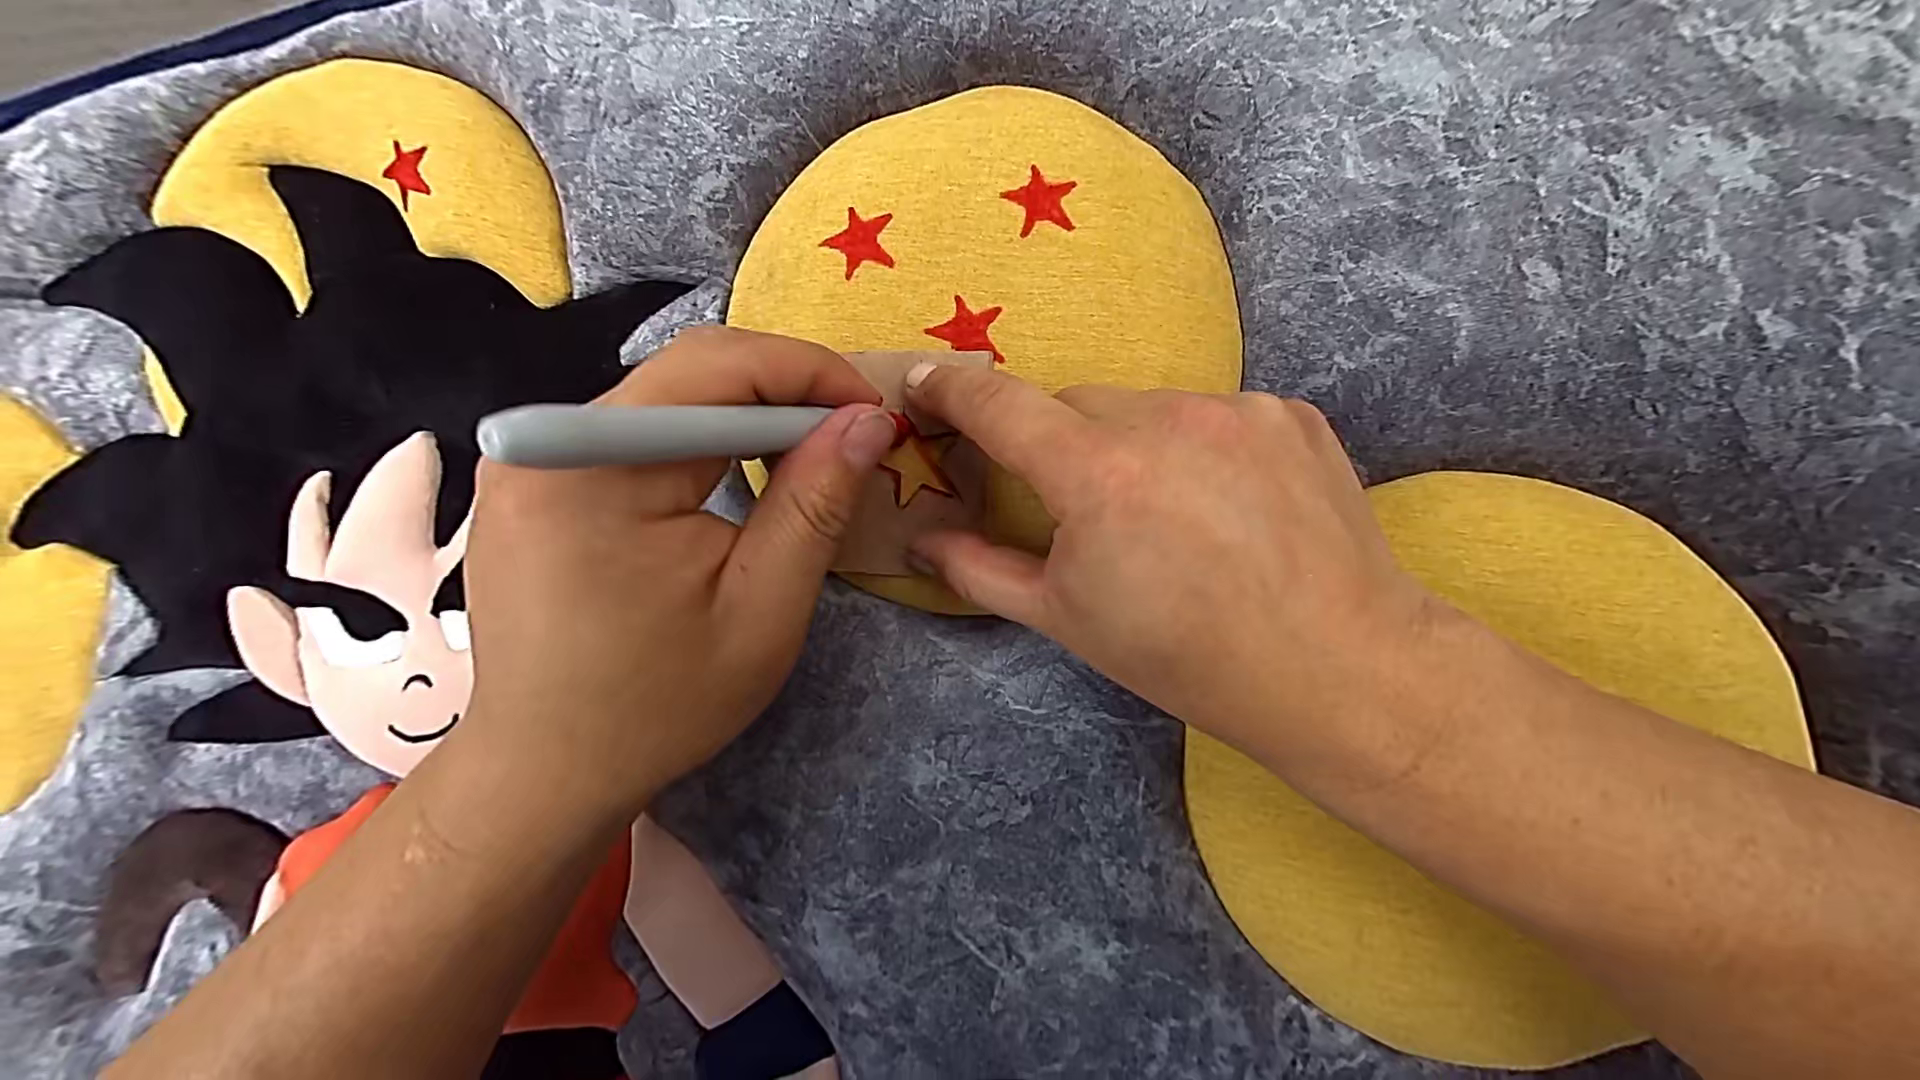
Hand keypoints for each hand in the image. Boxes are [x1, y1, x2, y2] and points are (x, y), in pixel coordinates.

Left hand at [461, 327, 896, 814]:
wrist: (548, 771)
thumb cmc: (661, 704)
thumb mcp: (764, 609)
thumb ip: (817, 504)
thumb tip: (869, 423)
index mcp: (593, 466)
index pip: (718, 367)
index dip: (809, 373)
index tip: (872, 413)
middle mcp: (547, 441)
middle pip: (691, 373)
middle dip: (786, 393)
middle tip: (852, 437)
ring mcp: (535, 458)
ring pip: (672, 400)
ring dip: (752, 419)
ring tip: (812, 459)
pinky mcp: (542, 480)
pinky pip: (644, 433)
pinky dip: (710, 444)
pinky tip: (746, 477)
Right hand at [905, 364, 1444, 761]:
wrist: (1340, 670)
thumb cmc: (1185, 656)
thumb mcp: (1066, 618)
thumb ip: (980, 569)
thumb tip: (922, 541)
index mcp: (1098, 475)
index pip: (1001, 404)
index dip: (953, 388)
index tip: (925, 383)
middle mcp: (1166, 420)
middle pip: (1075, 404)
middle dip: (1060, 444)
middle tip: (1084, 508)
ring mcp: (1237, 409)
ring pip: (1145, 407)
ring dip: (1132, 446)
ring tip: (1168, 515)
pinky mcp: (1289, 413)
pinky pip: (1211, 413)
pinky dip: (1195, 446)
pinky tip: (1224, 504)